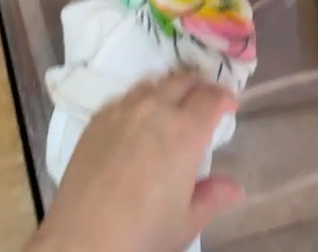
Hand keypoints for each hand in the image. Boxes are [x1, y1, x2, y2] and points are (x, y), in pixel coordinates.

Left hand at [27, 74, 243, 251]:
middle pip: (181, 81)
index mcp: (184, 132)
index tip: (230, 104)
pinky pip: (125, 97)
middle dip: (198, 86)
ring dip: (168, 89)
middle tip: (206, 101)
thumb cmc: (144, 234)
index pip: (210, 98)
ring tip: (174, 104)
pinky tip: (139, 118)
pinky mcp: (97, 118)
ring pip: (152, 84)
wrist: (84, 238)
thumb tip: (233, 186)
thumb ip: (211, 197)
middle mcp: (154, 110)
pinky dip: (141, 99)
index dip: (224, 97)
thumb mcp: (186, 222)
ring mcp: (122, 110)